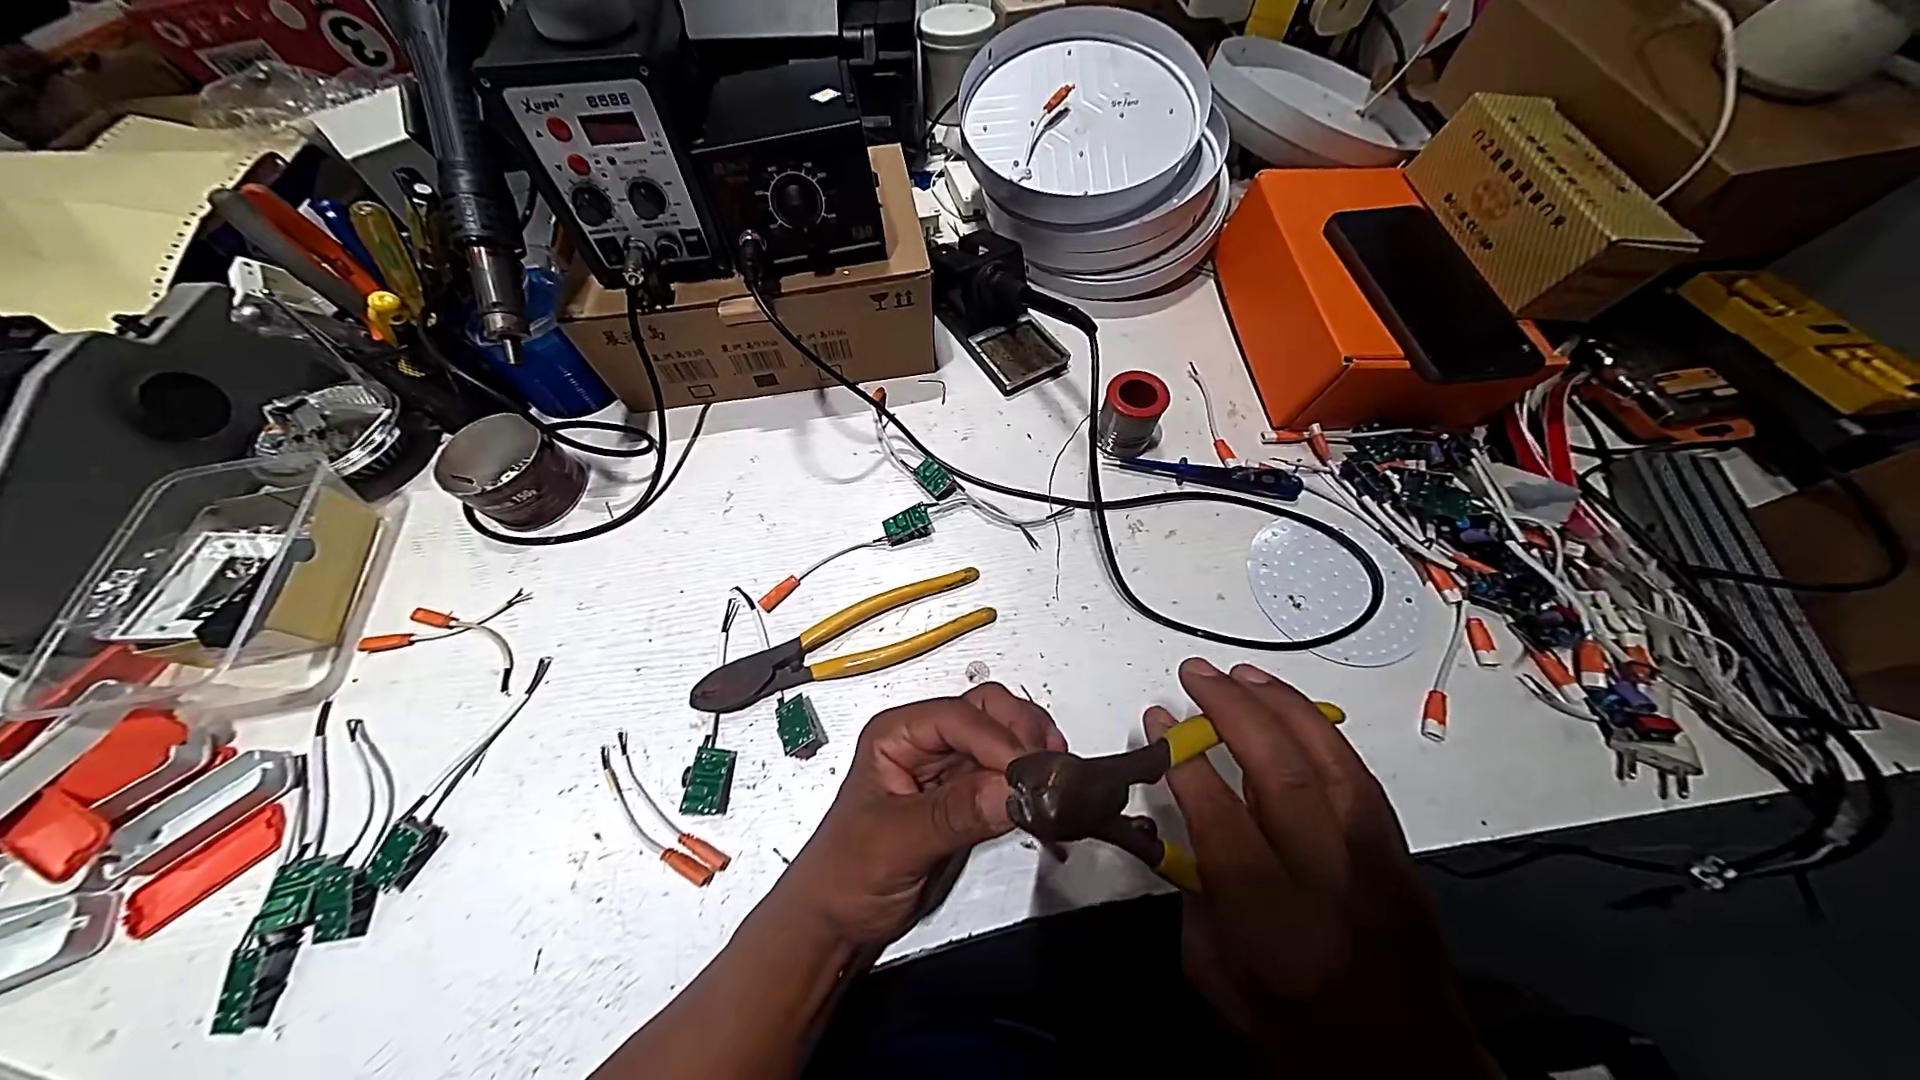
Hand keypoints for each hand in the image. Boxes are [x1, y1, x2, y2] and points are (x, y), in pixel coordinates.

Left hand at [776, 683, 1065, 945]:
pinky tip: (1041, 801)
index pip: (959, 717)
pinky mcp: (968, 796)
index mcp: (896, 734)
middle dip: (1022, 734)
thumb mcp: (894, 843)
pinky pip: (1008, 777)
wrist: (838, 922)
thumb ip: (953, 814)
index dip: (998, 740)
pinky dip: (1029, 785)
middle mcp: (925, 742)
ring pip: (1004, 739)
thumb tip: (1007, 789)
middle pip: (989, 711)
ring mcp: (949, 768)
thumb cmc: (840, 876)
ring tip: (1048, 783)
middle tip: (1046, 768)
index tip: (1025, 771)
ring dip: (1032, 755)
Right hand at [1146, 658, 1494, 1076]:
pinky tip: (1290, 706)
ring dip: (1279, 704)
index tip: (1158, 721)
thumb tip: (1181, 812)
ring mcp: (1376, 862)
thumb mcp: (1213, 972)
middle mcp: (1329, 881)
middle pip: (1280, 773)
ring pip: (1328, 761)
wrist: (1406, 1069)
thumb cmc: (1291, 1028)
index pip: (1221, 815)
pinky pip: (1357, 773)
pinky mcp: (1400, 851)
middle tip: (1196, 674)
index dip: (1183, 758)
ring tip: (1240, 673)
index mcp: (1270, 923)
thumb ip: (1191, 888)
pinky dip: (1319, 729)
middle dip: (1232, 710)